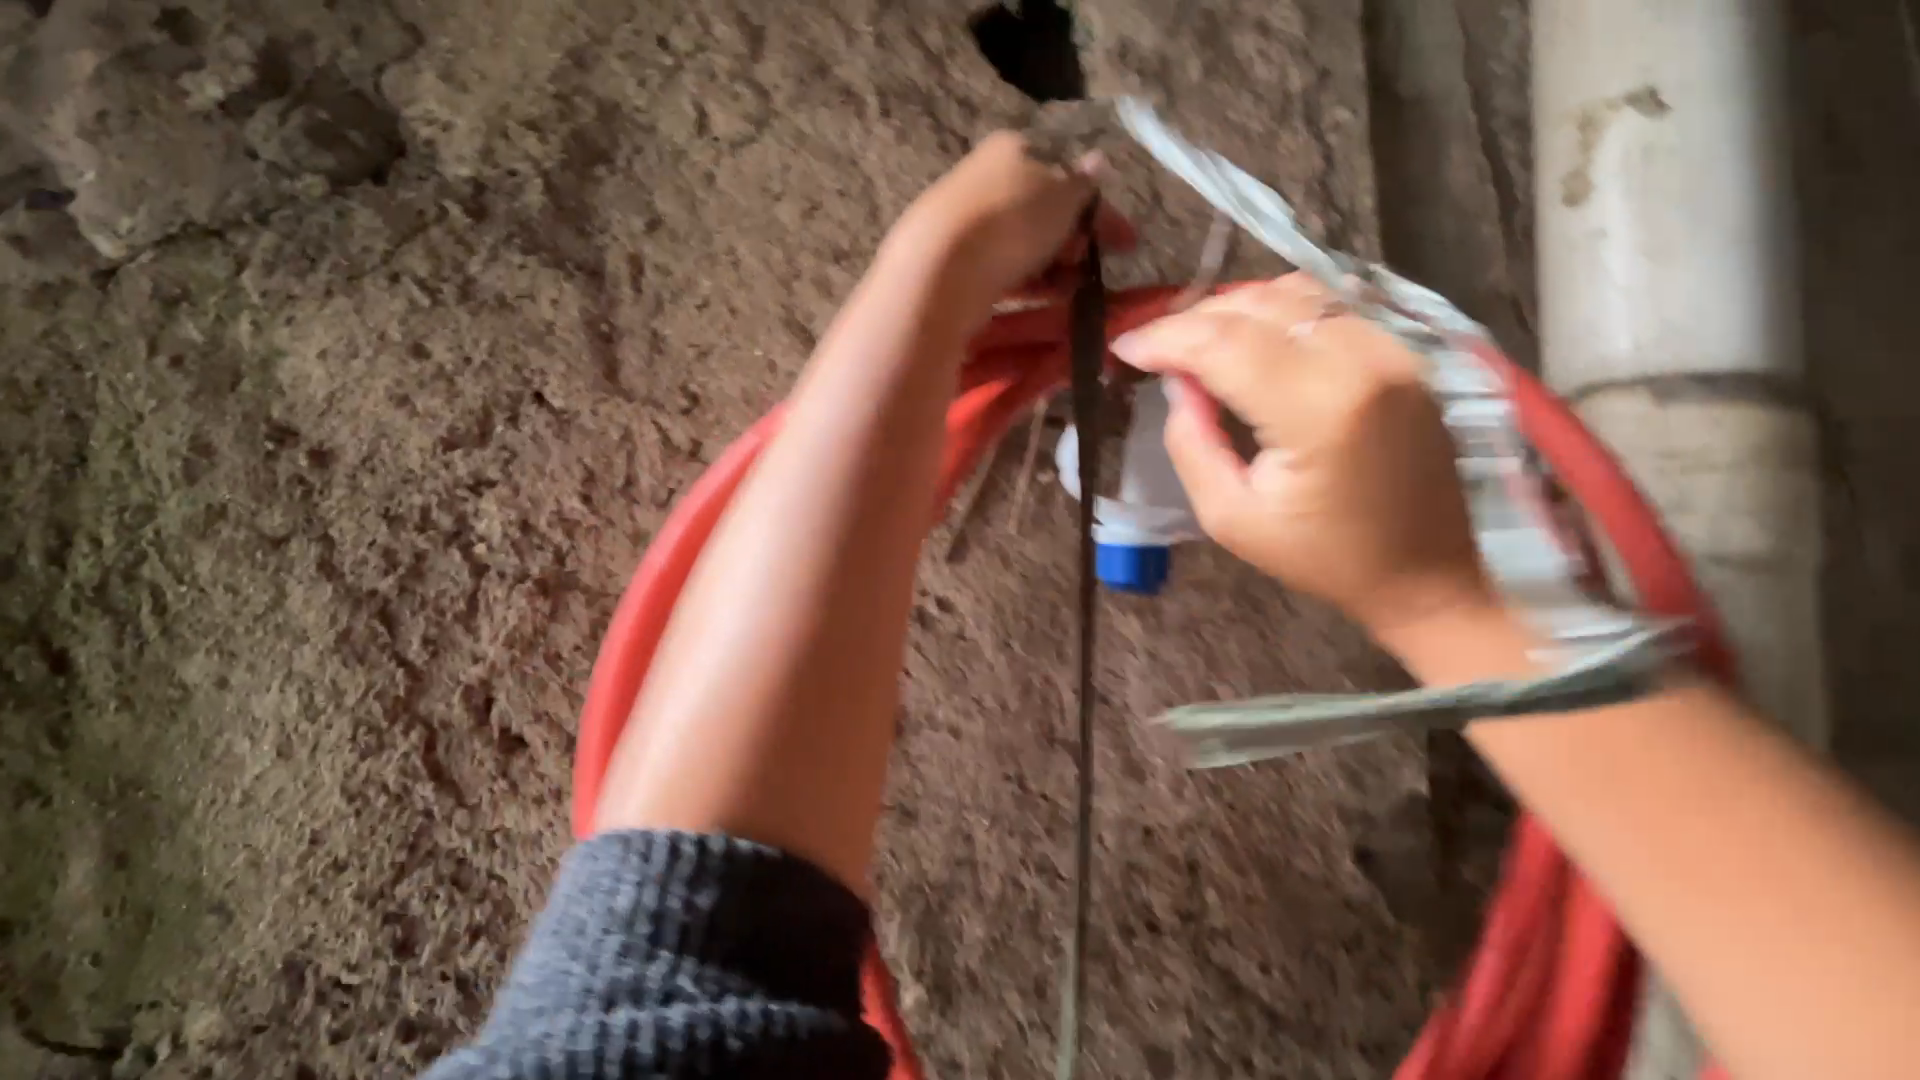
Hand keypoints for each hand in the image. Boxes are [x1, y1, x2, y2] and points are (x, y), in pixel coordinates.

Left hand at [883, 131, 1133, 322]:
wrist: (941, 267)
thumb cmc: (1012, 219)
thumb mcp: (1063, 194)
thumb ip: (1084, 184)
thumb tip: (1097, 162)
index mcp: (1014, 148)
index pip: (1068, 172)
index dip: (1100, 207)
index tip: (1127, 242)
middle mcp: (987, 178)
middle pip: (1045, 210)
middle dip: (1076, 239)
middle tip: (1094, 263)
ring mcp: (969, 222)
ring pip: (1026, 244)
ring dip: (1056, 266)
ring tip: (1075, 288)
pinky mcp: (957, 263)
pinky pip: (1006, 271)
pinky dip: (1031, 283)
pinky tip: (1047, 298)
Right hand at [1112, 274, 1494, 634]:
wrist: (1424, 574)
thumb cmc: (1321, 557)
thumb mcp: (1230, 517)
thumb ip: (1192, 443)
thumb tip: (1178, 382)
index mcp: (1318, 411)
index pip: (1224, 343)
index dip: (1166, 338)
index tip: (1125, 348)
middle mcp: (1361, 361)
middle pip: (1256, 306)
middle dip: (1192, 318)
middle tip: (1155, 347)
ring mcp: (1391, 350)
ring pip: (1293, 293)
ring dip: (1234, 308)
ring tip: (1197, 341)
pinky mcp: (1403, 352)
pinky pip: (1328, 305)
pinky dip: (1277, 311)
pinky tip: (1250, 339)